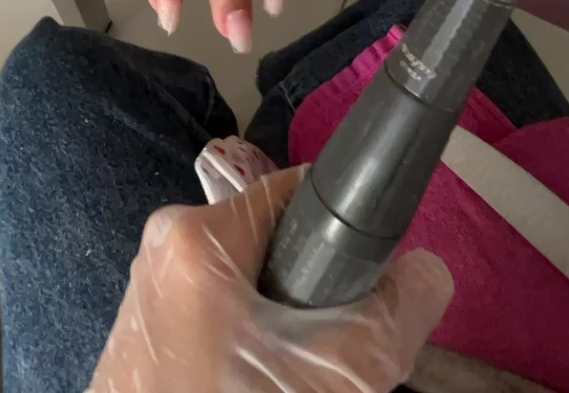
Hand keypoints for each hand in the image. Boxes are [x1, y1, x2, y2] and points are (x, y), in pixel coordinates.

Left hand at [89, 166, 453, 392]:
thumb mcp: (334, 375)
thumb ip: (392, 316)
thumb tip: (429, 270)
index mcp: (194, 235)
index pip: (291, 194)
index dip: (338, 228)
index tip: (361, 277)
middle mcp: (161, 248)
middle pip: (266, 242)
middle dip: (306, 289)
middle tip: (326, 347)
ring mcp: (143, 293)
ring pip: (239, 284)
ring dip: (275, 322)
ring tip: (289, 375)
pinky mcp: (139, 336)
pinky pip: (207, 316)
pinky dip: (240, 342)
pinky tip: (254, 383)